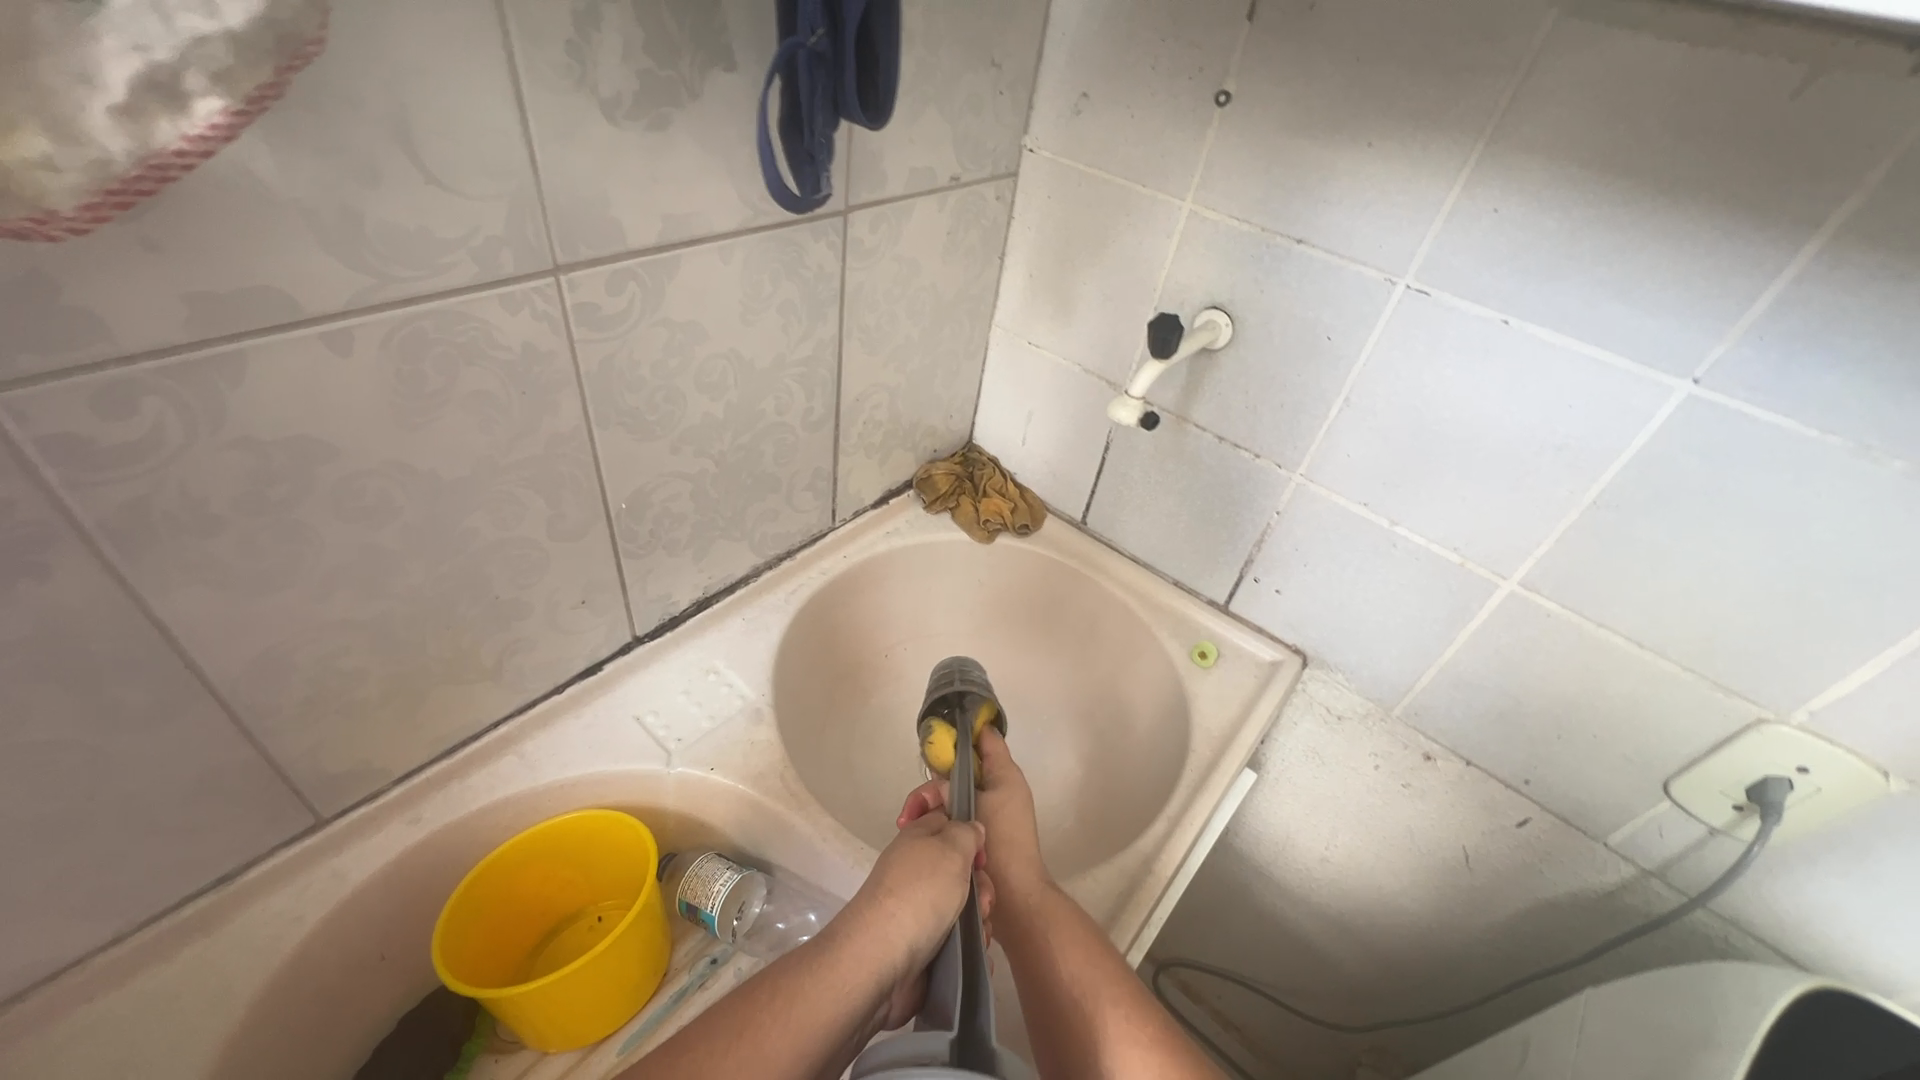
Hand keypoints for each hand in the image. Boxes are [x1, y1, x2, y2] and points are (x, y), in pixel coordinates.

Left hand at [837, 808, 983, 992]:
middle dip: (979, 885)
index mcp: (917, 841)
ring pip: (962, 906)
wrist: (883, 957)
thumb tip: (971, 830)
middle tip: (983, 901)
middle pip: (959, 869)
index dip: (966, 831)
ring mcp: (919, 909)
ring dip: (979, 918)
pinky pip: (957, 937)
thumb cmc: (920, 893)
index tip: (980, 850)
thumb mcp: (950, 848)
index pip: (944, 821)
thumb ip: (966, 833)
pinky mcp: (924, 943)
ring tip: (981, 934)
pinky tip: (978, 951)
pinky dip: (971, 945)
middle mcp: (916, 872)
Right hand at [897, 726, 1049, 899]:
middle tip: (912, 809)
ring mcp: (982, 815)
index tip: (936, 738)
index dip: (962, 734)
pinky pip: (949, 819)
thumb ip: (962, 777)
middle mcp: (994, 790)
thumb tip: (947, 765)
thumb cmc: (1004, 838)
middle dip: (930, 788)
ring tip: (907, 826)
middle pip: (954, 775)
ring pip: (947, 799)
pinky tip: (915, 834)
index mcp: (1004, 775)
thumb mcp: (984, 797)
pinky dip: (934, 823)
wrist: (1015, 894)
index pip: (985, 740)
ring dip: (926, 808)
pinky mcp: (972, 836)